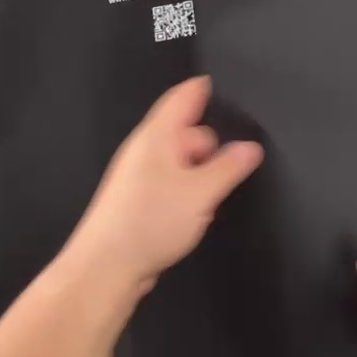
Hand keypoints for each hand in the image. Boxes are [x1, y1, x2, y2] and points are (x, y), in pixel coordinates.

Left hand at [61, 76, 262, 296]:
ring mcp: (142, 174)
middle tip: (231, 167)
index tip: (232, 88)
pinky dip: (188, 192)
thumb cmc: (148, 222)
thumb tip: (251, 148)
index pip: (185, 95)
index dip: (208, 88)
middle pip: (190, 131)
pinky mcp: (140, 199)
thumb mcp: (202, 192)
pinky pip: (174, 183)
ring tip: (209, 198)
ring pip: (184, 161)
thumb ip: (230, 166)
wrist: (106, 268)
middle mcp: (147, 149)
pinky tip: (195, 214)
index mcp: (158, 134)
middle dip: (212, 146)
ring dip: (201, 175)